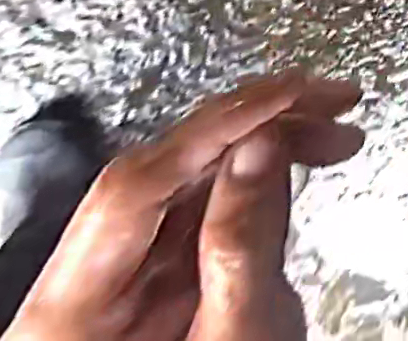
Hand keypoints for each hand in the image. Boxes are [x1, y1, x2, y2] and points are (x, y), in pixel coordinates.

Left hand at [4, 72, 365, 340]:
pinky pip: (213, 187)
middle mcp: (83, 277)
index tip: (291, 92)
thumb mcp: (239, 336)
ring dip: (275, 135)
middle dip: (260, 121)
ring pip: (196, 166)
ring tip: (339, 132)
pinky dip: (268, 161)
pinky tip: (311, 152)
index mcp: (68, 314)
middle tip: (334, 102)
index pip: (136, 186)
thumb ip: (244, 244)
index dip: (217, 128)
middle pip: (167, 165)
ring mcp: (124, 265)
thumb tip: (264, 142)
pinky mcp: (164, 257)